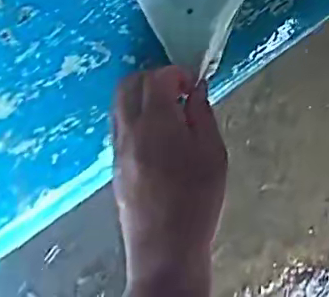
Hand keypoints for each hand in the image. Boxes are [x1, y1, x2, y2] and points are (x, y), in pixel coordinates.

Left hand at [113, 67, 226, 296]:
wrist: (165, 255)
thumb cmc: (196, 201)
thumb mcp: (213, 152)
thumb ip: (203, 114)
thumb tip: (196, 90)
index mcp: (155, 122)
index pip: (158, 77)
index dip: (178, 73)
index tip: (194, 85)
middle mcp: (130, 130)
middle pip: (130, 83)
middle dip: (154, 78)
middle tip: (178, 92)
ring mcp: (118, 150)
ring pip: (120, 104)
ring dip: (142, 96)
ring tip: (168, 113)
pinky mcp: (115, 168)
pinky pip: (120, 126)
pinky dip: (136, 117)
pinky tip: (158, 136)